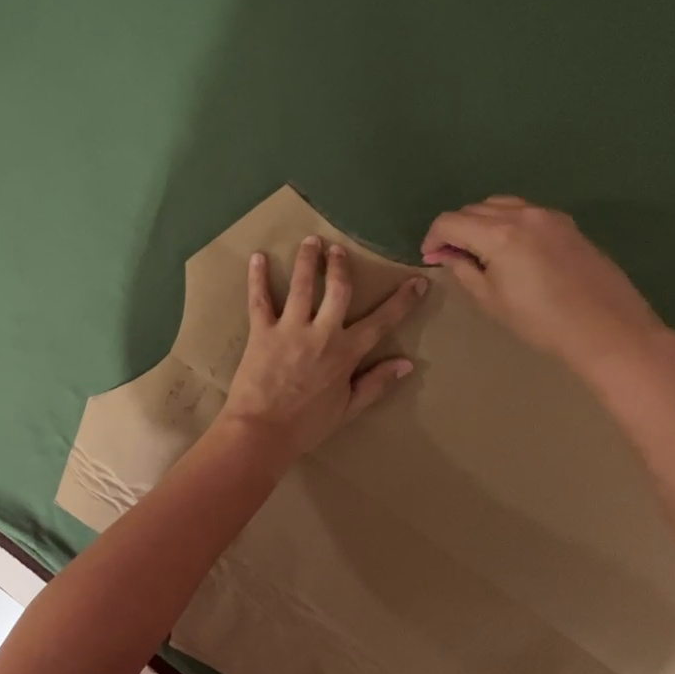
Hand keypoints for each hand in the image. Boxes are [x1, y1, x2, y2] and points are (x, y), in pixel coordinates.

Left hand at [218, 236, 427, 465]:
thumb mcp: (348, 408)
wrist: (262, 431)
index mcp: (346, 353)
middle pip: (338, 290)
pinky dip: (258, 278)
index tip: (416, 281)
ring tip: (310, 241)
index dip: (401, 301)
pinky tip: (257, 257)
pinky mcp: (261, 332)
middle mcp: (321, 333)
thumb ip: (375, 383)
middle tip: (339, 249)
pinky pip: (259, 299)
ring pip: (303, 286)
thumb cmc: (306, 426)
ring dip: (307, 261)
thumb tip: (406, 363)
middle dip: (341, 266)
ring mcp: (290, 329)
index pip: (381, 321)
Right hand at [421, 196, 673, 374]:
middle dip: (455, 229)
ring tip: (480, 250)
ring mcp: (549, 216)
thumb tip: (448, 254)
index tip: (431, 258)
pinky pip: (525, 212)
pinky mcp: (568, 225)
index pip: (449, 221)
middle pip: (473, 209)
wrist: (607, 329)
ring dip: (480, 222)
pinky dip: (506, 222)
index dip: (432, 238)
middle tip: (452, 257)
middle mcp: (523, 215)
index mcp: (498, 234)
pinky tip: (510, 249)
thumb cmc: (540, 321)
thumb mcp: (489, 299)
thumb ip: (464, 269)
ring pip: (500, 205)